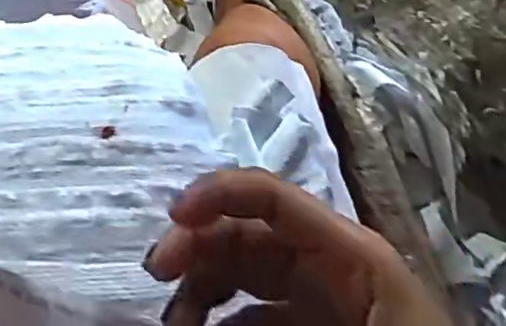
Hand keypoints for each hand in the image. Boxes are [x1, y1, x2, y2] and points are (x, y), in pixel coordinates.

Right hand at [145, 169, 449, 325]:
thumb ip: (271, 316)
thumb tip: (203, 318)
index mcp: (348, 248)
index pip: (272, 195)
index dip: (219, 192)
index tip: (174, 216)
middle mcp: (329, 260)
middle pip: (248, 231)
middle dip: (198, 243)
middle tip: (157, 271)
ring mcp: (321, 295)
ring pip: (246, 272)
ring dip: (203, 284)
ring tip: (174, 315)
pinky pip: (257, 313)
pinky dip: (224, 320)